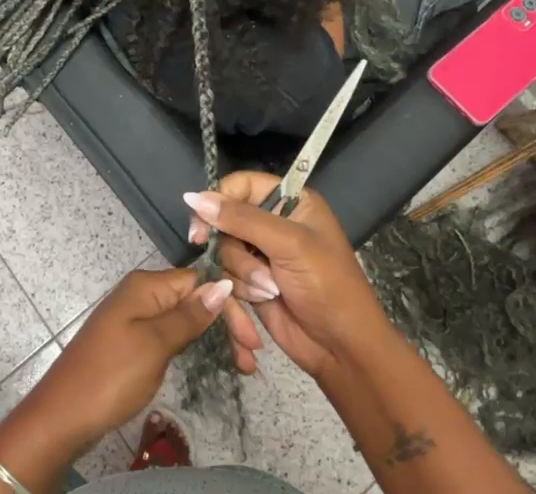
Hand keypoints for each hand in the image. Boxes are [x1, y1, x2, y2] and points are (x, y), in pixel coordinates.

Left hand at [31, 268, 233, 443]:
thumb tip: (222, 283)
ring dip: (214, 338)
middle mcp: (141, 294)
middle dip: (225, 325)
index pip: (199, 282)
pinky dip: (194, 347)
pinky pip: (171, 335)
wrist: (64, 414)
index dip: (228, 306)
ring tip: (242, 367)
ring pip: (185, 319)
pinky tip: (212, 363)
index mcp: (146, 286)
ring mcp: (136, 318)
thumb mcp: (155, 344)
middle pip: (194, 299)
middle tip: (251, 361)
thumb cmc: (111, 374)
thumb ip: (189, 315)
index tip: (253, 342)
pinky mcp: (133, 342)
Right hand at [185, 174, 388, 380]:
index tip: (202, 229)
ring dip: (243, 279)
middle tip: (250, 272)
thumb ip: (241, 219)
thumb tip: (192, 197)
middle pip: (226, 222)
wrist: (343, 349)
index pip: (240, 185)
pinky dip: (237, 302)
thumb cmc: (327, 286)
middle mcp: (274, 223)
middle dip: (237, 253)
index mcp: (291, 202)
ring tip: (271, 294)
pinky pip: (227, 281)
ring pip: (224, 254)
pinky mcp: (253, 284)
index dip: (218, 202)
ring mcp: (262, 255)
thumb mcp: (288, 245)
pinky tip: (252, 322)